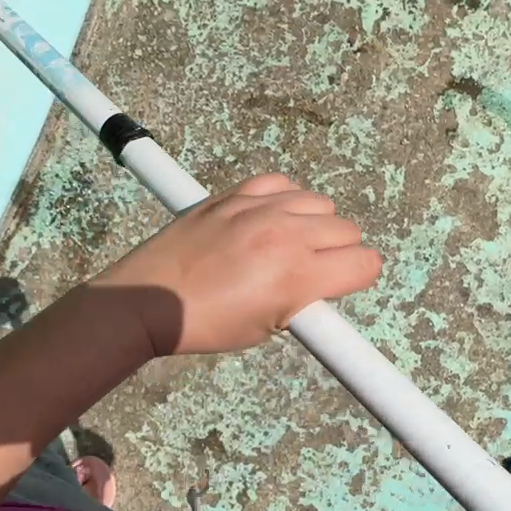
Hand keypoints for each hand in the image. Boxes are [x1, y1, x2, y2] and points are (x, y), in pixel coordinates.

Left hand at [90, 173, 381, 356]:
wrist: (146, 301)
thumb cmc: (201, 324)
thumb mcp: (262, 328)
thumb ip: (301, 300)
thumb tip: (318, 284)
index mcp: (297, 275)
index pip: (364, 263)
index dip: (353, 279)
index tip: (334, 287)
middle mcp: (285, 234)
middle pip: (346, 229)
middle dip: (333, 252)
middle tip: (303, 272)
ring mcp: (256, 209)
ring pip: (318, 202)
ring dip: (310, 223)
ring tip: (282, 246)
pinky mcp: (231, 195)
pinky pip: (279, 182)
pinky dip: (282, 198)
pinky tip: (266, 218)